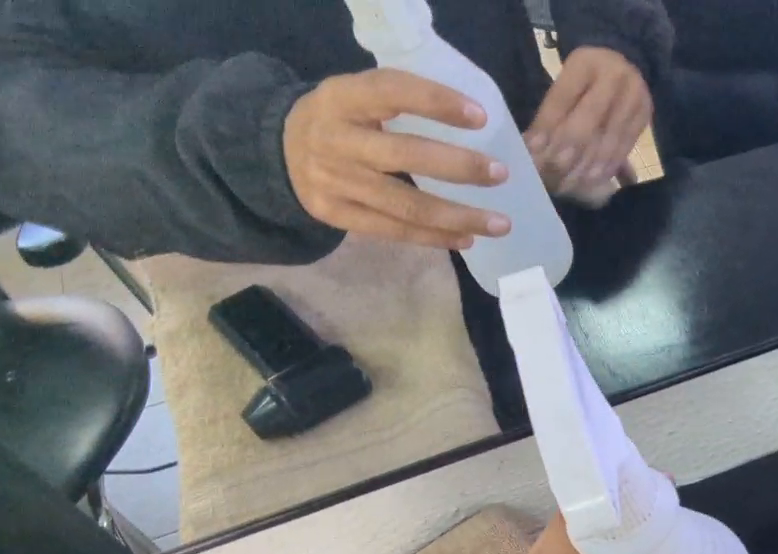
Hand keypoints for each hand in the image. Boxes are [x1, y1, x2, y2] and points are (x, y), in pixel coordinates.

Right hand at [284, 69, 511, 249]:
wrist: (276, 154)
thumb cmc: (341, 123)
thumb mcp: (355, 99)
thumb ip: (397, 104)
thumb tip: (474, 121)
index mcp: (339, 98)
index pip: (390, 91)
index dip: (436, 102)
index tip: (480, 117)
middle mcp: (334, 139)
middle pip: (405, 156)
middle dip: (459, 166)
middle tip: (500, 173)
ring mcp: (334, 182)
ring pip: (407, 205)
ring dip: (460, 216)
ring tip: (500, 223)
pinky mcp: (336, 215)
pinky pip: (396, 231)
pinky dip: (436, 238)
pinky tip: (468, 238)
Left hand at [525, 47, 652, 188]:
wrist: (627, 68)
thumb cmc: (588, 81)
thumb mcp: (567, 86)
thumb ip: (553, 113)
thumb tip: (531, 147)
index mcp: (585, 63)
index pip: (562, 100)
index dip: (548, 130)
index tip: (534, 155)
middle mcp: (613, 76)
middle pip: (587, 122)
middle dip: (568, 152)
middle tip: (553, 175)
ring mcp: (633, 97)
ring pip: (607, 140)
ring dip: (588, 166)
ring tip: (570, 184)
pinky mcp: (644, 118)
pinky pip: (624, 149)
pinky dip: (606, 168)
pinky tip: (592, 181)